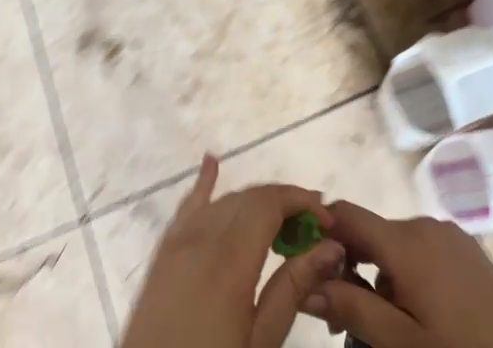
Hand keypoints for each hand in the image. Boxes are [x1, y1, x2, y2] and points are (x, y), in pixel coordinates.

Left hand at [122, 155, 345, 347]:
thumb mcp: (260, 341)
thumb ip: (293, 289)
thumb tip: (330, 246)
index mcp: (229, 261)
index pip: (269, 204)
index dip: (302, 202)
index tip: (329, 218)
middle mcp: (200, 240)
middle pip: (247, 198)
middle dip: (284, 200)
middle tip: (315, 222)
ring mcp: (176, 245)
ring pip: (222, 201)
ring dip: (255, 200)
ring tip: (285, 214)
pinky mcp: (162, 256)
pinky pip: (186, 209)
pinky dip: (203, 185)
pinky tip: (211, 163)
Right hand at [303, 201, 492, 347]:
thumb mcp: (400, 342)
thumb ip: (350, 308)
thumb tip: (303, 284)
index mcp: (406, 241)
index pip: (346, 214)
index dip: (318, 230)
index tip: (301, 263)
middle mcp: (425, 226)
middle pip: (368, 234)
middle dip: (346, 268)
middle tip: (338, 321)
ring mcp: (449, 236)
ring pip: (392, 246)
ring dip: (374, 277)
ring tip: (376, 326)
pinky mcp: (465, 251)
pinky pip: (418, 252)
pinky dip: (401, 275)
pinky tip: (409, 315)